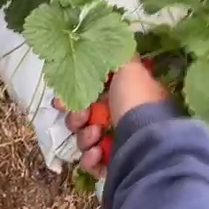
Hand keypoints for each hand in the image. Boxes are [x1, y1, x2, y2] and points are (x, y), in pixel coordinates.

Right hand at [52, 57, 167, 177]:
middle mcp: (120, 119)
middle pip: (83, 119)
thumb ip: (118, 56)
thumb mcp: (130, 68)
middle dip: (76, 118)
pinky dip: (90, 158)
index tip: (61, 100)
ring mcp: (116, 144)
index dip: (73, 98)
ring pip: (84, 140)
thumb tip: (111, 43)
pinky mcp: (112, 165)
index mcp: (124, 96)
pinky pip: (91, 162)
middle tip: (82, 116)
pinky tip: (97, 153)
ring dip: (84, 137)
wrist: (147, 139)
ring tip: (96, 135)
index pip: (91, 96)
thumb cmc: (137, 100)